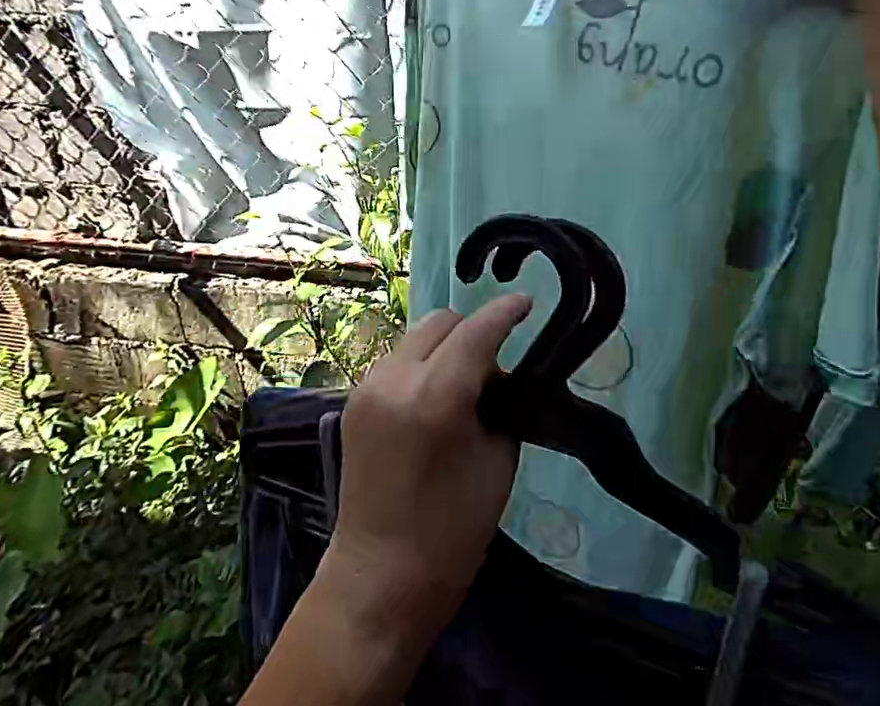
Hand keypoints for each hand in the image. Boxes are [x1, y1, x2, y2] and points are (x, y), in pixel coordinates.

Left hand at [320, 294, 533, 646]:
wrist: (381, 576)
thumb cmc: (454, 528)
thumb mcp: (499, 458)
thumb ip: (499, 402)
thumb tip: (496, 373)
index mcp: (438, 397)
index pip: (478, 331)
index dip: (507, 311)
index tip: (527, 303)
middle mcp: (396, 379)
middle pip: (441, 321)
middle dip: (473, 328)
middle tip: (496, 359)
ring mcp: (368, 387)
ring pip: (416, 337)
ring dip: (445, 346)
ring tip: (464, 383)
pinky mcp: (353, 400)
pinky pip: (397, 361)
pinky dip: (422, 364)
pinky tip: (434, 397)